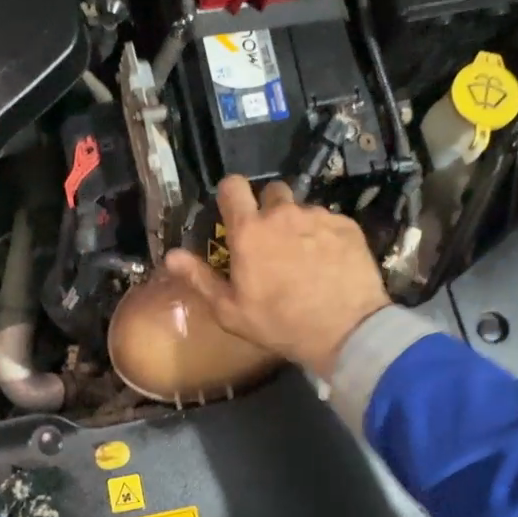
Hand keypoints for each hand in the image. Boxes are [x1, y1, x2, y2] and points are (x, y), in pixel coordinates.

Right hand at [165, 176, 391, 379]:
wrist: (346, 330)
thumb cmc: (280, 323)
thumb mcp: (231, 310)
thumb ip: (199, 278)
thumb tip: (170, 256)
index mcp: (249, 230)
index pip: (233, 186)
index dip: (231, 194)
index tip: (233, 210)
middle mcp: (283, 213)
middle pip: (271, 191)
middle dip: (269, 208)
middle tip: (271, 238)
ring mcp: (318, 216)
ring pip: (302, 208)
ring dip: (298, 224)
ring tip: (304, 255)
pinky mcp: (347, 225)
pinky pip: (329, 221)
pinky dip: (325, 235)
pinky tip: (329, 262)